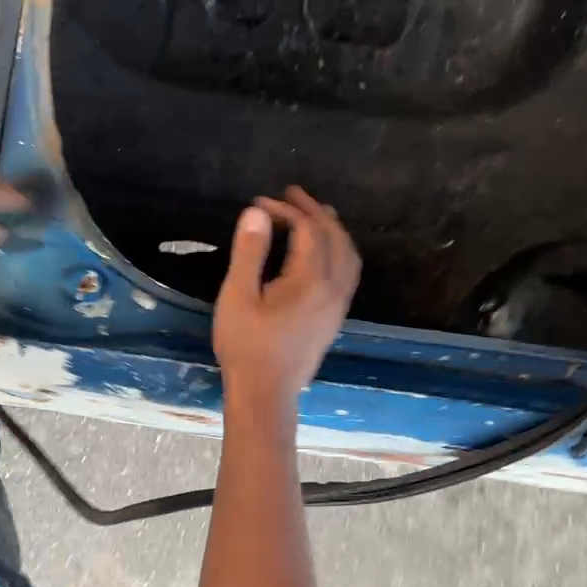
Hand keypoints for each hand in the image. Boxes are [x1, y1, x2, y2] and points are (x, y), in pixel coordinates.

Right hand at [213, 187, 360, 413]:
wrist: (266, 392)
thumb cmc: (246, 344)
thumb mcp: (237, 296)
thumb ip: (249, 253)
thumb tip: (257, 213)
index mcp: (310, 280)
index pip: (307, 230)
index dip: (286, 210)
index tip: (259, 202)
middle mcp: (333, 288)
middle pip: (335, 238)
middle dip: (314, 211)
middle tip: (291, 194)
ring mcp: (338, 304)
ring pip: (348, 255)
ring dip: (332, 229)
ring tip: (315, 215)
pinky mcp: (334, 318)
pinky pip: (347, 272)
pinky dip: (338, 250)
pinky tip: (322, 253)